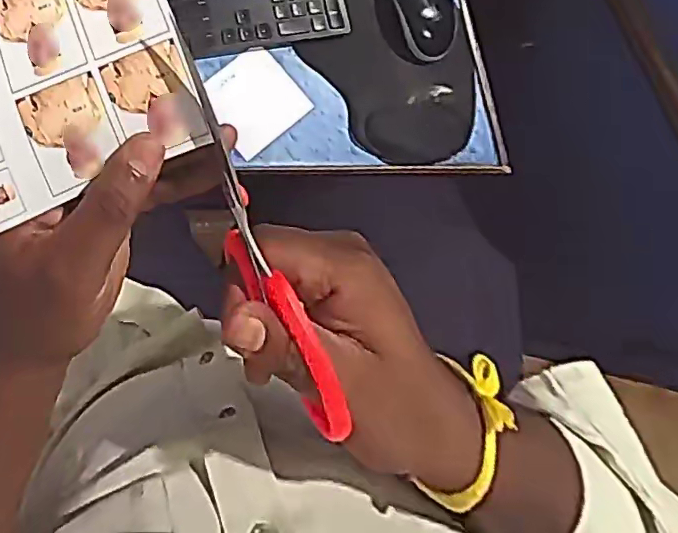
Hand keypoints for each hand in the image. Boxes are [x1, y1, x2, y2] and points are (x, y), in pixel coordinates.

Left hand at [0, 126, 234, 364]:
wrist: (38, 349)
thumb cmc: (37, 313)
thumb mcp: (73, 261)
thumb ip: (110, 206)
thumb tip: (145, 148)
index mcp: (30, 175)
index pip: (71, 128)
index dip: (113, 105)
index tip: (153, 93)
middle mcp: (55, 173)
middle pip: (107, 137)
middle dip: (151, 121)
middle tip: (192, 103)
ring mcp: (85, 189)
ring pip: (133, 161)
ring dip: (174, 150)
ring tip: (214, 133)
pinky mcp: (107, 207)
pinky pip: (145, 188)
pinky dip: (176, 180)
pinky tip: (207, 169)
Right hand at [220, 226, 482, 491]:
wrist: (439, 432)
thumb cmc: (400, 411)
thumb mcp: (339, 383)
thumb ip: (283, 344)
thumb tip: (237, 319)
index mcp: (345, 264)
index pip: (262, 244)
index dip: (243, 285)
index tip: (246, 334)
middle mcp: (337, 250)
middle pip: (259, 255)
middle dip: (249, 307)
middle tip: (262, 358)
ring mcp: (333, 263)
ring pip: (262, 271)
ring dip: (259, 319)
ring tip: (276, 362)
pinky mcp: (327, 281)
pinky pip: (277, 284)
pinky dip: (271, 319)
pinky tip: (285, 351)